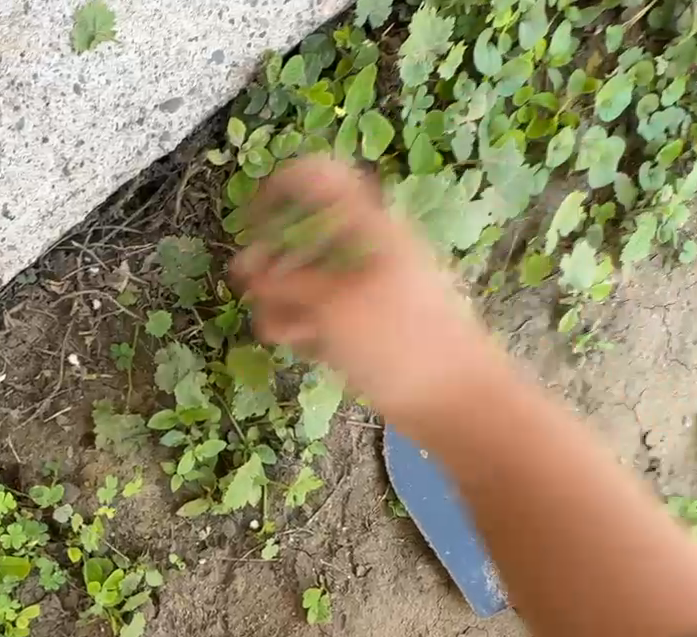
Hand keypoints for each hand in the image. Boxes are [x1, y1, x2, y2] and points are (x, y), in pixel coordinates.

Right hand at [229, 156, 506, 429]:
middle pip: (298, 241)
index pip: (320, 180)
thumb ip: (283, 283)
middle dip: (272, 269)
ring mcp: (356, 291)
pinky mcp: (352, 325)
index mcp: (368, 228)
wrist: (451, 396)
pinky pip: (310, 317)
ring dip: (281, 307)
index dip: (281, 188)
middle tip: (258, 294)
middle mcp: (361, 252)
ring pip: (297, 285)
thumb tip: (245, 266)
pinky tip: (308, 347)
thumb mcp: (333, 306)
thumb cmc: (398, 340)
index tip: (250, 217)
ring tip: (291, 333)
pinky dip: (300, 329)